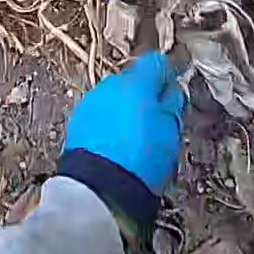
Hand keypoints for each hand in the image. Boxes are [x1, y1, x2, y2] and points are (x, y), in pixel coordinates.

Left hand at [61, 52, 185, 193]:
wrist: (100, 191)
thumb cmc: (139, 161)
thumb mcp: (170, 130)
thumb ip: (173, 103)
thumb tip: (173, 91)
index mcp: (138, 83)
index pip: (157, 62)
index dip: (169, 71)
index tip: (175, 81)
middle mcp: (112, 86)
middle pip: (135, 79)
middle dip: (146, 93)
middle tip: (159, 115)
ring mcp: (92, 103)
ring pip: (116, 96)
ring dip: (127, 108)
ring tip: (138, 135)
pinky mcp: (78, 122)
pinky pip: (100, 113)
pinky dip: (110, 122)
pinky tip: (119, 143)